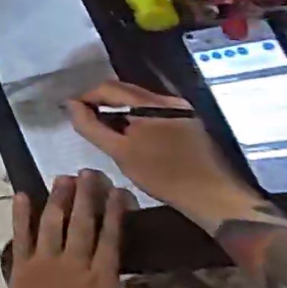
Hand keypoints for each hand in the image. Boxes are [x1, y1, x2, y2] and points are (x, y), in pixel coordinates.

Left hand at [1, 169, 134, 287]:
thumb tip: (149, 284)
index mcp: (103, 280)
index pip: (112, 239)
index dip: (116, 214)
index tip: (119, 192)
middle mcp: (73, 263)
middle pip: (82, 224)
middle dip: (87, 196)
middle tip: (90, 172)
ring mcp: (43, 261)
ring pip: (52, 223)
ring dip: (59, 199)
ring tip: (64, 177)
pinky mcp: (20, 265)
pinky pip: (20, 234)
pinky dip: (20, 213)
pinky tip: (22, 195)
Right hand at [67, 80, 264, 229]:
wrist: (216, 199)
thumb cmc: (162, 175)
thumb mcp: (117, 151)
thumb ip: (88, 124)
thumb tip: (71, 104)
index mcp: (152, 105)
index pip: (108, 88)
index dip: (85, 97)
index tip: (74, 112)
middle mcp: (170, 102)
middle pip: (124, 91)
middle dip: (102, 102)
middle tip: (87, 120)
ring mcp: (184, 111)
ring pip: (138, 100)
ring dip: (118, 110)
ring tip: (107, 129)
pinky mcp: (190, 123)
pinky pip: (153, 110)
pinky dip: (136, 117)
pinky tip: (130, 135)